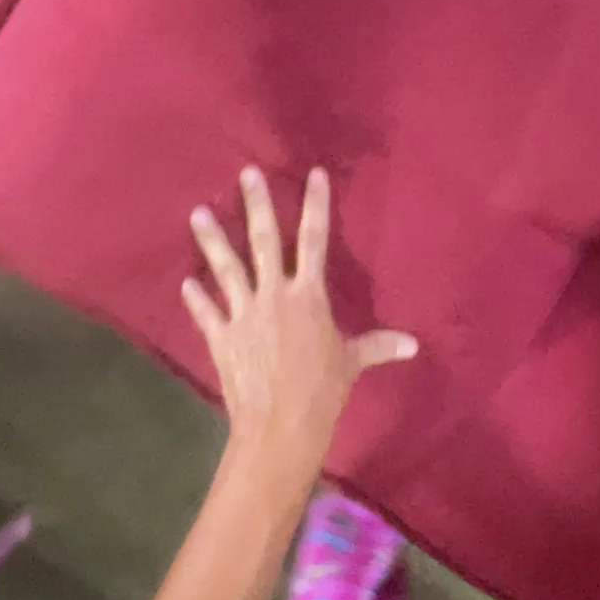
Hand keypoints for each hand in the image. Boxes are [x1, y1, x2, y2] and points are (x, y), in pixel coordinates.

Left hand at [183, 167, 417, 479]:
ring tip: (197, 213)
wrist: (281, 425)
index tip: (313, 175)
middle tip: (246, 174)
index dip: (315, 205)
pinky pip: (207, 313)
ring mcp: (244, 315)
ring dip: (211, 240)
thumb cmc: (323, 390)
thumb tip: (414, 345)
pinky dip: (196, 298)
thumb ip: (379, 346)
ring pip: (225, 269)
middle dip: (256, 206)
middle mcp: (274, 296)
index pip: (314, 240)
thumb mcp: (352, 362)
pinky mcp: (222, 338)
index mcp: (308, 296)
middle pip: (264, 242)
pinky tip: (186, 283)